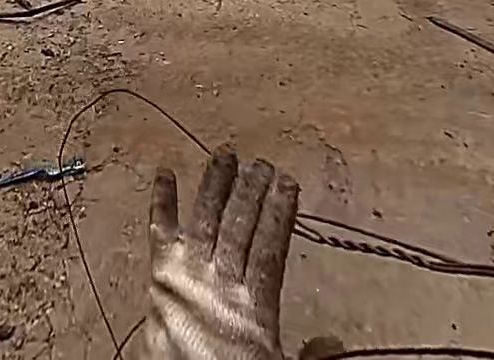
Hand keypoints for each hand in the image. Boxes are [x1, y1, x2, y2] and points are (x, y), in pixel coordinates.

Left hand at [135, 148, 300, 359]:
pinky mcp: (159, 281)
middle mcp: (220, 282)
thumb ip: (308, 357)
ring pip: (207, 218)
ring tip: (226, 154)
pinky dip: (161, 203)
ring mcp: (187, 278)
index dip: (282, 211)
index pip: (272, 244)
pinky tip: (164, 173)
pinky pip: (160, 234)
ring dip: (217, 183)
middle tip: (263, 164)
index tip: (289, 183)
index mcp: (253, 305)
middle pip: (241, 224)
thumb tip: (334, 342)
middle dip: (254, 190)